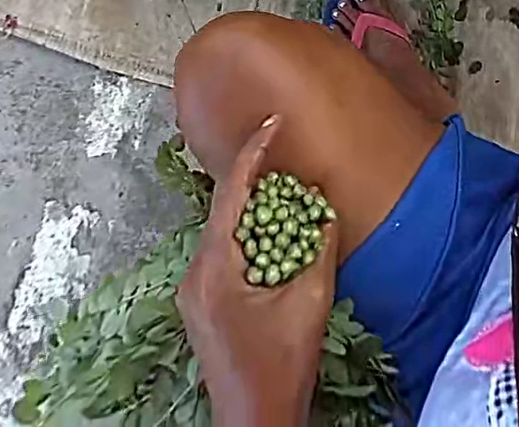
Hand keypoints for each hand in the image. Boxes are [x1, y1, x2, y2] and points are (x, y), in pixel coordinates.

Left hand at [176, 116, 338, 426]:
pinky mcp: (205, 301)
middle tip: (280, 140)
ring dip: (254, 201)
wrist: (256, 420)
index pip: (232, 193)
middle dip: (254, 172)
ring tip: (283, 177)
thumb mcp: (311, 296)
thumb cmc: (283, 361)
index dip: (254, 152)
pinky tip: (273, 223)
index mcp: (215, 267)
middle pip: (225, 206)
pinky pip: (227, 247)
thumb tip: (322, 200)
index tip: (273, 121)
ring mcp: (196, 289)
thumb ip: (319, 243)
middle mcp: (196, 273)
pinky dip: (250, 227)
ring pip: (225, 227)